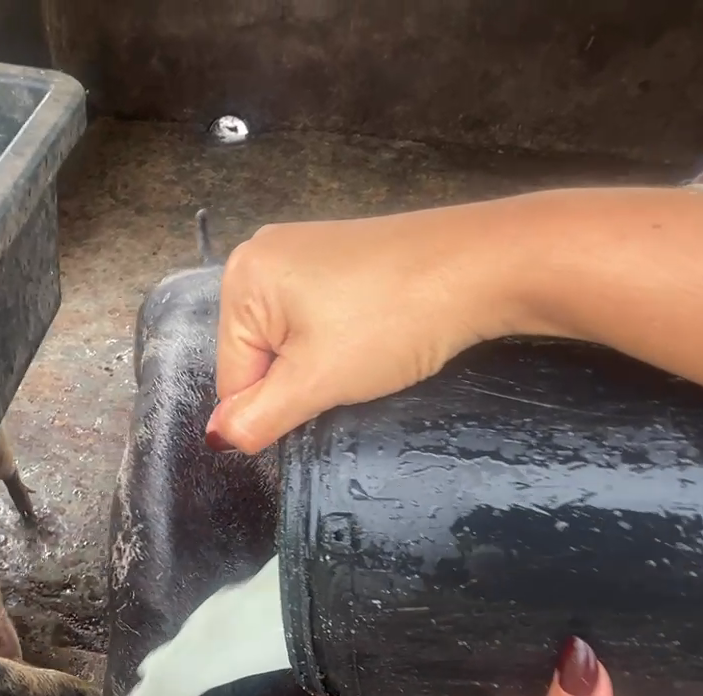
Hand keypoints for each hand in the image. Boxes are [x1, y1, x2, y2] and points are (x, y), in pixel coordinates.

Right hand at [208, 206, 519, 452]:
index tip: (322, 395)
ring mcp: (302, 250)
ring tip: (365, 353)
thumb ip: (257, 418)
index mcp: (241, 278)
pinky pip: (314, 318)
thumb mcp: (314, 382)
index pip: (232, 377)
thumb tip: (217, 439)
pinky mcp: (339, 256)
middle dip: (296, 379)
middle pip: (257, 355)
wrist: (485, 266)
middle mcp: (261, 254)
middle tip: (347, 372)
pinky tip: (371, 335)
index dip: (273, 404)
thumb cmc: (390, 323)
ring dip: (318, 364)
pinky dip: (337, 340)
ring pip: (288, 341)